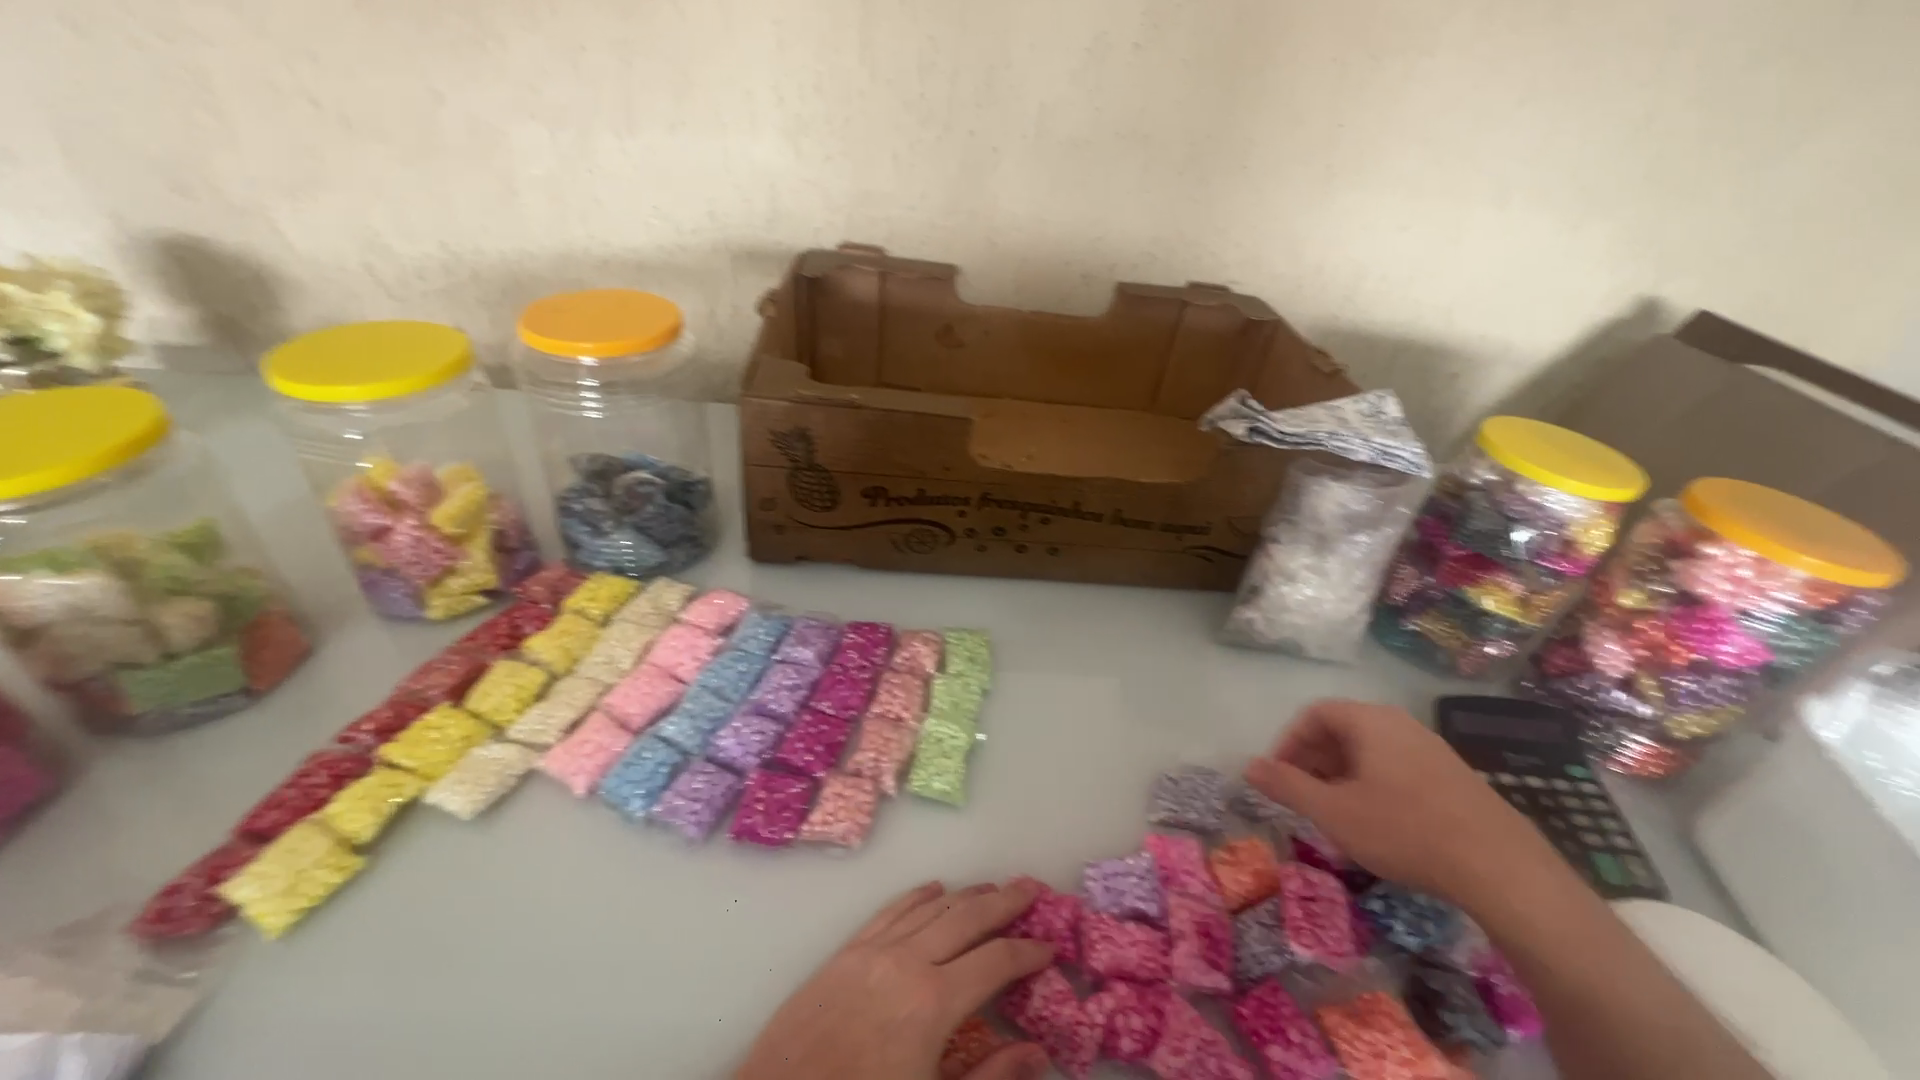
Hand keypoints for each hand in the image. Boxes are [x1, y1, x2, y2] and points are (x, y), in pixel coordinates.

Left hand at [736, 879, 1054, 1079]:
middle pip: (967, 919)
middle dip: (1004, 903)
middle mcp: (907, 962)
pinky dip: (916, 896)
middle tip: (1032, 889)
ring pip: (930, 908)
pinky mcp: (845, 954)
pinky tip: (934, 888)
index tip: (1050, 947)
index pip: (996, 961)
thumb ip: (991, 1075)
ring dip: (966, 894)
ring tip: (994, 886)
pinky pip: (889, 912)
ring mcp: (873, 952)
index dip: (1029, 952)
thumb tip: (1039, 1052)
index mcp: (935, 1002)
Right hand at [1244, 699, 1557, 900]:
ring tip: (1334, 814)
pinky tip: (1375, 824)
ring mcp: (1432, 750)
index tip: (1278, 777)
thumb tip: (1249, 766)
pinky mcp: (1452, 778)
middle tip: (1300, 798)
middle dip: (1312, 760)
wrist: (1499, 866)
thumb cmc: (1404, 830)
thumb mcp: (1333, 812)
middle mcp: (1402, 725)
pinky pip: (1396, 768)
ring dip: (1340, 776)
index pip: (1315, 713)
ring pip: (1370, 751)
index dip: (1288, 742)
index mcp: (1371, 722)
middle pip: (1342, 729)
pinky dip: (1371, 785)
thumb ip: (1287, 786)